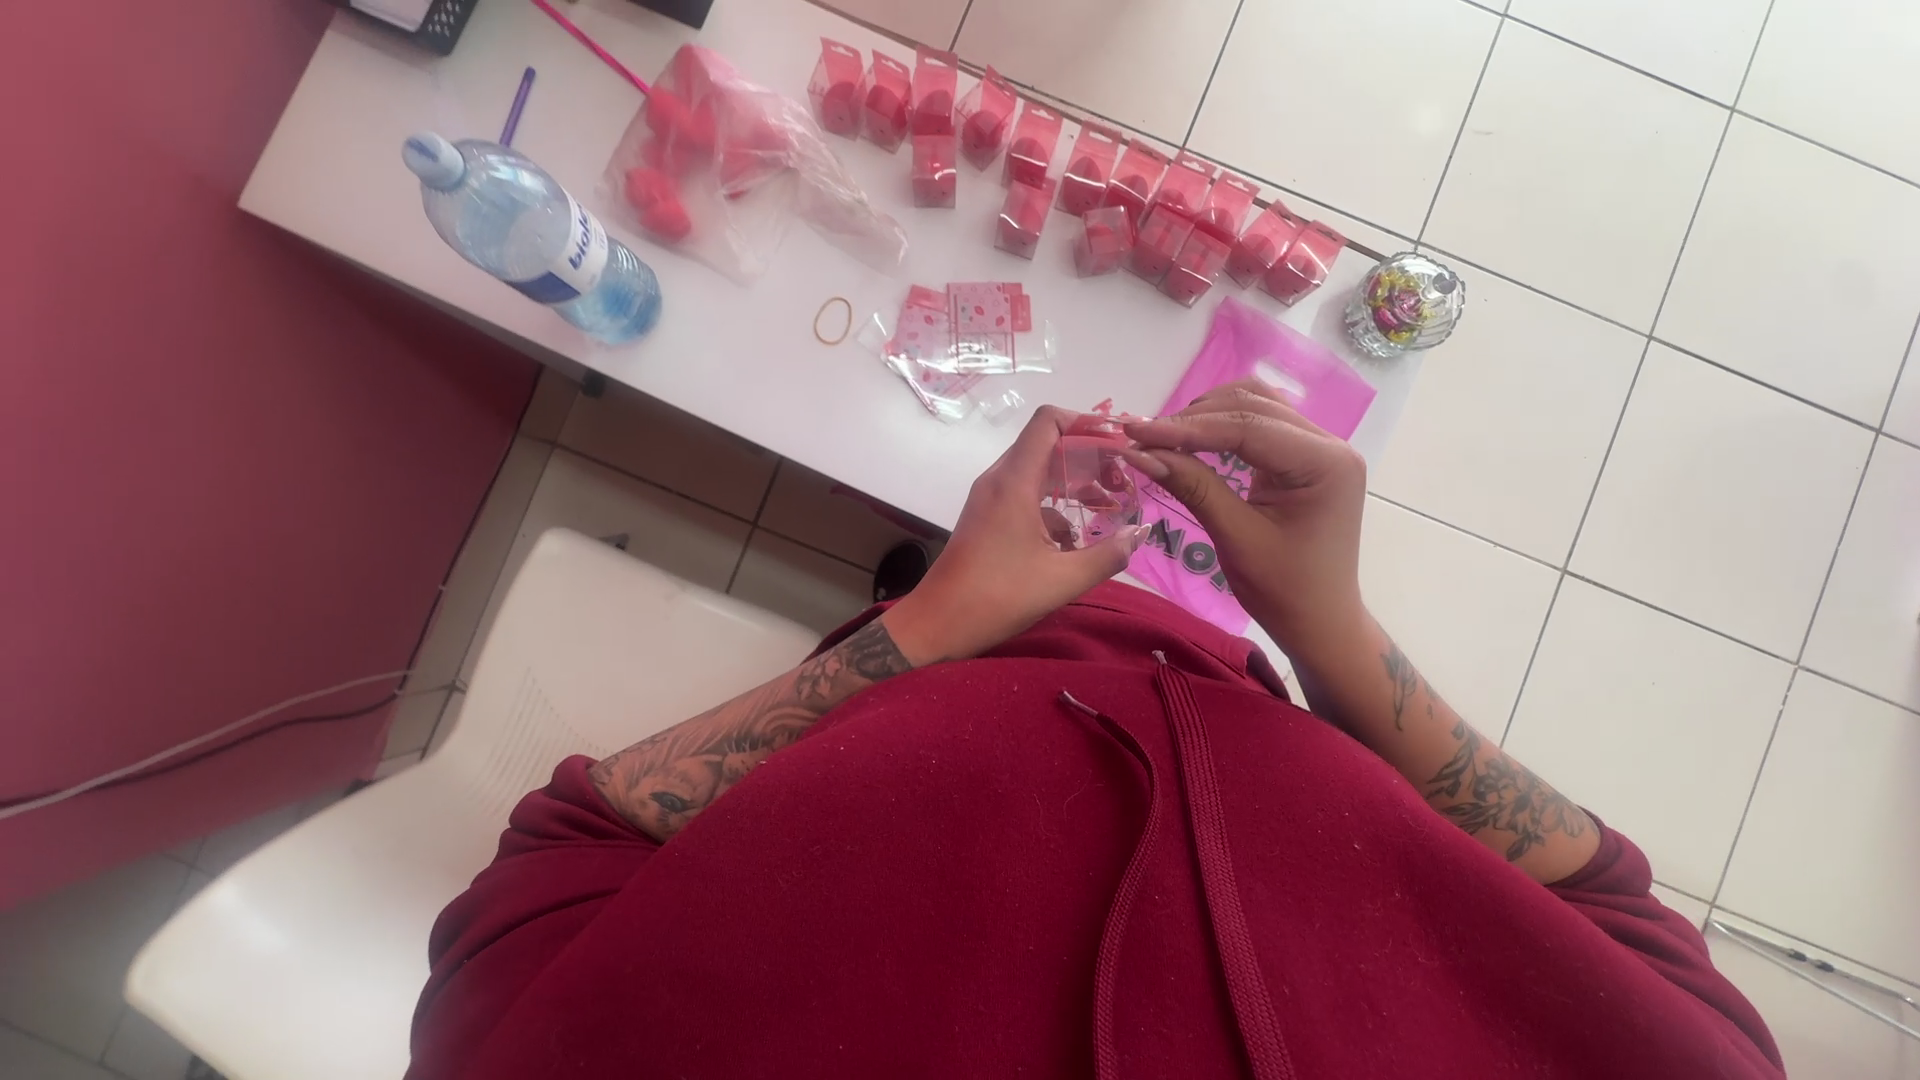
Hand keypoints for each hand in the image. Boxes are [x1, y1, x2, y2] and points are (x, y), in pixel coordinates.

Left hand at [883, 406, 1149, 663]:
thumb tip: (1140, 532)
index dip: (1086, 423)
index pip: (1048, 422)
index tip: (1118, 444)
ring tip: (1107, 508)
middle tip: (1122, 481)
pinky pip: (1026, 497)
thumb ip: (1108, 554)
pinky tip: (1074, 542)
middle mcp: (999, 480)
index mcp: (1014, 481)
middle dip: (1088, 457)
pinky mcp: (987, 519)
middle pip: (1047, 445)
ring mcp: (990, 499)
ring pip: (1038, 473)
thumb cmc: (997, 597)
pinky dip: (1053, 508)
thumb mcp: (1063, 579)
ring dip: (1073, 484)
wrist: (937, 623)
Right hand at [1123, 380, 1367, 661]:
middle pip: (1250, 405)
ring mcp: (1318, 447)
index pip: (1245, 427)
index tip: (1133, 431)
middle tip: (1140, 436)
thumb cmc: (1283, 589)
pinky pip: (1259, 425)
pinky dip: (1221, 426)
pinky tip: (1190, 439)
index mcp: (1324, 463)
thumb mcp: (1235, 538)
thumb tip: (1139, 454)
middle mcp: (1328, 443)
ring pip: (1254, 405)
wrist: (1319, 622)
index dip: (1185, 427)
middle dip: (1192, 418)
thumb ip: (1193, 487)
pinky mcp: (1302, 457)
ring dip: (1205, 415)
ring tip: (1161, 437)